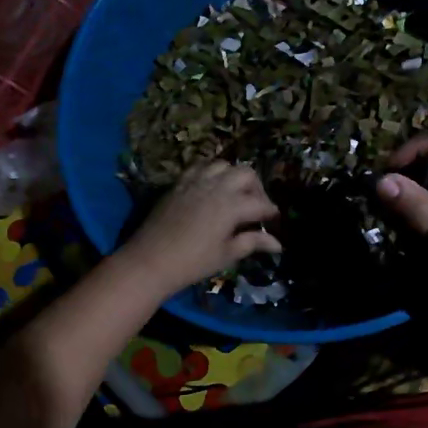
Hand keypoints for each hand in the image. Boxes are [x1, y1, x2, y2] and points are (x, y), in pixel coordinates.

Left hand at [118, 162, 281, 295]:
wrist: (150, 260)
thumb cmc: (193, 262)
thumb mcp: (227, 254)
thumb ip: (253, 242)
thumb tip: (277, 244)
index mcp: (232, 205)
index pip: (260, 204)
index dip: (271, 211)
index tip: (274, 219)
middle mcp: (217, 186)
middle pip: (246, 174)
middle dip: (257, 188)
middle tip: (256, 206)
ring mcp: (196, 181)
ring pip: (223, 165)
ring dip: (234, 176)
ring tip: (234, 193)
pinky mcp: (179, 183)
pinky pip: (200, 167)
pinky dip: (211, 172)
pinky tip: (211, 187)